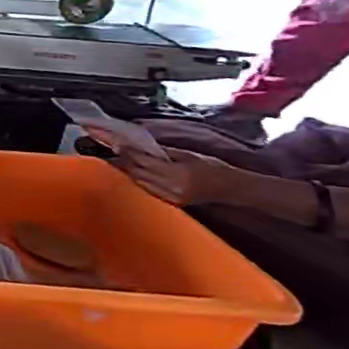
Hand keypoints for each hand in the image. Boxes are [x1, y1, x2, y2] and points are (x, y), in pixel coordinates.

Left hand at [117, 146, 239, 206]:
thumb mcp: (187, 154)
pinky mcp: (174, 203)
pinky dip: (140, 181)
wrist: (230, 188)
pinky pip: (149, 191)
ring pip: (141, 183)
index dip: (130, 153)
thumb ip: (163, 152)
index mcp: (178, 173)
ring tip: (124, 161)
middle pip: (139, 173)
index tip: (120, 145)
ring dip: (130, 172)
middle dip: (126, 162)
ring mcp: (173, 197)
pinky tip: (137, 173)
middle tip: (119, 152)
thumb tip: (140, 147)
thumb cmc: (211, 167)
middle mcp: (173, 187)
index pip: (144, 162)